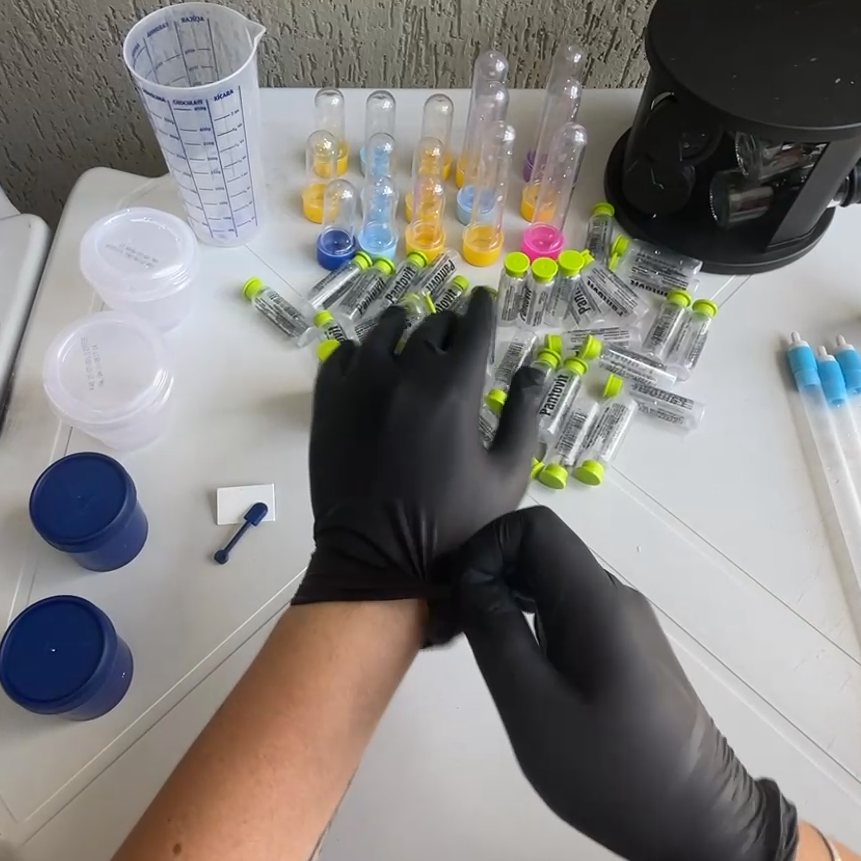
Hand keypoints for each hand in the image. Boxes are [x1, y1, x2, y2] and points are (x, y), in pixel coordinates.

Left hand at [297, 287, 543, 640]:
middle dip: (448, 324)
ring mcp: (360, 384)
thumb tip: (532, 369)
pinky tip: (367, 360)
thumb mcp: (508, 476)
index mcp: (454, 388)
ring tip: (409, 331)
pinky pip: (341, 355)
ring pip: (383, 330)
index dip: (482, 309)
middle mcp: (405, 372)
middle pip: (431, 325)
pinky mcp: (328, 402)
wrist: (377, 561)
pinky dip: (359, 351)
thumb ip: (525, 416)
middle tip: (453, 332)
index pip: (473, 327)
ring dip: (403, 326)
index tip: (483, 300)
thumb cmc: (452, 525)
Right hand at [457, 507, 799, 860]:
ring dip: (508, 599)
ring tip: (479, 650)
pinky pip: (568, 610)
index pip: (535, 526)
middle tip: (457, 627)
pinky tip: (517, 667)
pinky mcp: (624, 646)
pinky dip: (531, 621)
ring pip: (551, 581)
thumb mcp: (533, 706)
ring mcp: (623, 621)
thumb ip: (494, 631)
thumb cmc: (611, 771)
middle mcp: (613, 596)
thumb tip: (469, 575)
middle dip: (490, 573)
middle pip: (541, 551)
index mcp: (596, 600)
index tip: (460, 595)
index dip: (488, 546)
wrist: (700, 827)